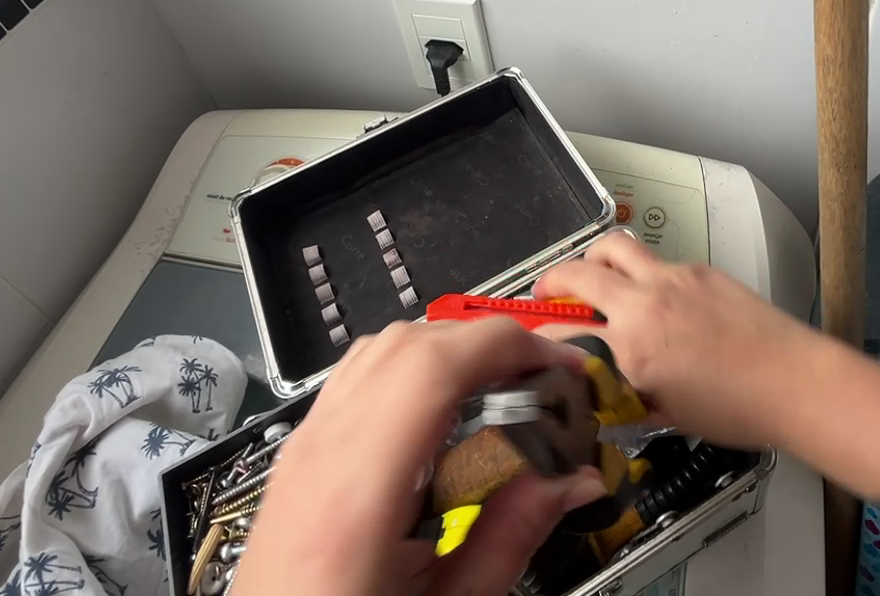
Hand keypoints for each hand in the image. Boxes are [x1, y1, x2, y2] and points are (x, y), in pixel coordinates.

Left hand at [234, 318, 606, 595]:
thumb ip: (512, 537)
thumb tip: (573, 479)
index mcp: (355, 496)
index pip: (432, 368)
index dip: (506, 347)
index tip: (557, 367)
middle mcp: (321, 450)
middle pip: (412, 342)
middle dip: (490, 344)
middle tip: (541, 378)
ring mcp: (307, 440)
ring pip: (386, 345)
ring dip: (454, 349)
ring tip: (499, 386)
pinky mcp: (305, 444)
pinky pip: (364, 369)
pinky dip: (417, 364)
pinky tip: (444, 406)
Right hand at [533, 231, 830, 446]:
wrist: (793, 381)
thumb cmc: (738, 408)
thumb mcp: (666, 414)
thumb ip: (625, 393)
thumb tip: (604, 385)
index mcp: (632, 349)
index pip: (564, 334)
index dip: (541, 337)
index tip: (538, 339)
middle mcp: (645, 303)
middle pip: (579, 272)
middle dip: (553, 280)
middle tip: (550, 292)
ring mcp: (672, 278)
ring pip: (615, 246)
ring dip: (596, 259)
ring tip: (595, 275)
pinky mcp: (698, 268)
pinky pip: (656, 260)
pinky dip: (644, 273)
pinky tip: (658, 297)